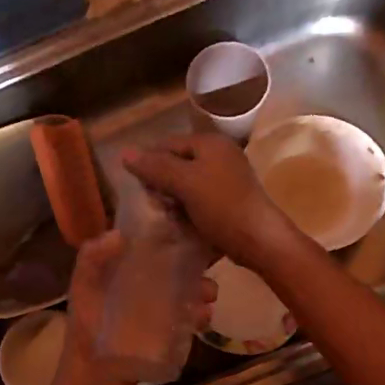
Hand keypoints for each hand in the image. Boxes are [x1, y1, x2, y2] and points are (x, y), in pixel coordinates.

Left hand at [63, 230, 215, 381]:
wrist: (96, 370)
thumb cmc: (87, 322)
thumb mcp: (83, 285)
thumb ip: (92, 257)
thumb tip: (119, 234)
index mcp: (128, 265)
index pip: (154, 241)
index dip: (170, 232)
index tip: (185, 227)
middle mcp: (149, 281)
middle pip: (180, 264)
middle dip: (195, 263)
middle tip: (202, 268)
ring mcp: (164, 305)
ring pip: (192, 289)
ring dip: (203, 288)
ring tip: (205, 295)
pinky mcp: (174, 328)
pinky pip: (194, 316)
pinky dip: (202, 313)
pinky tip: (202, 316)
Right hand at [122, 133, 304, 270]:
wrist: (260, 241)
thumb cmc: (222, 207)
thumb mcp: (185, 183)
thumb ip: (155, 167)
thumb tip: (124, 152)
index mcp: (210, 143)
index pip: (166, 144)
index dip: (149, 164)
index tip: (142, 190)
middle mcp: (219, 154)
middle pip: (175, 163)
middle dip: (161, 184)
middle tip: (157, 206)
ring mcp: (225, 178)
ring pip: (184, 183)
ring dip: (172, 200)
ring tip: (170, 218)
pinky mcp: (227, 200)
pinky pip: (197, 198)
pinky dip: (187, 209)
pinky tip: (183, 224)